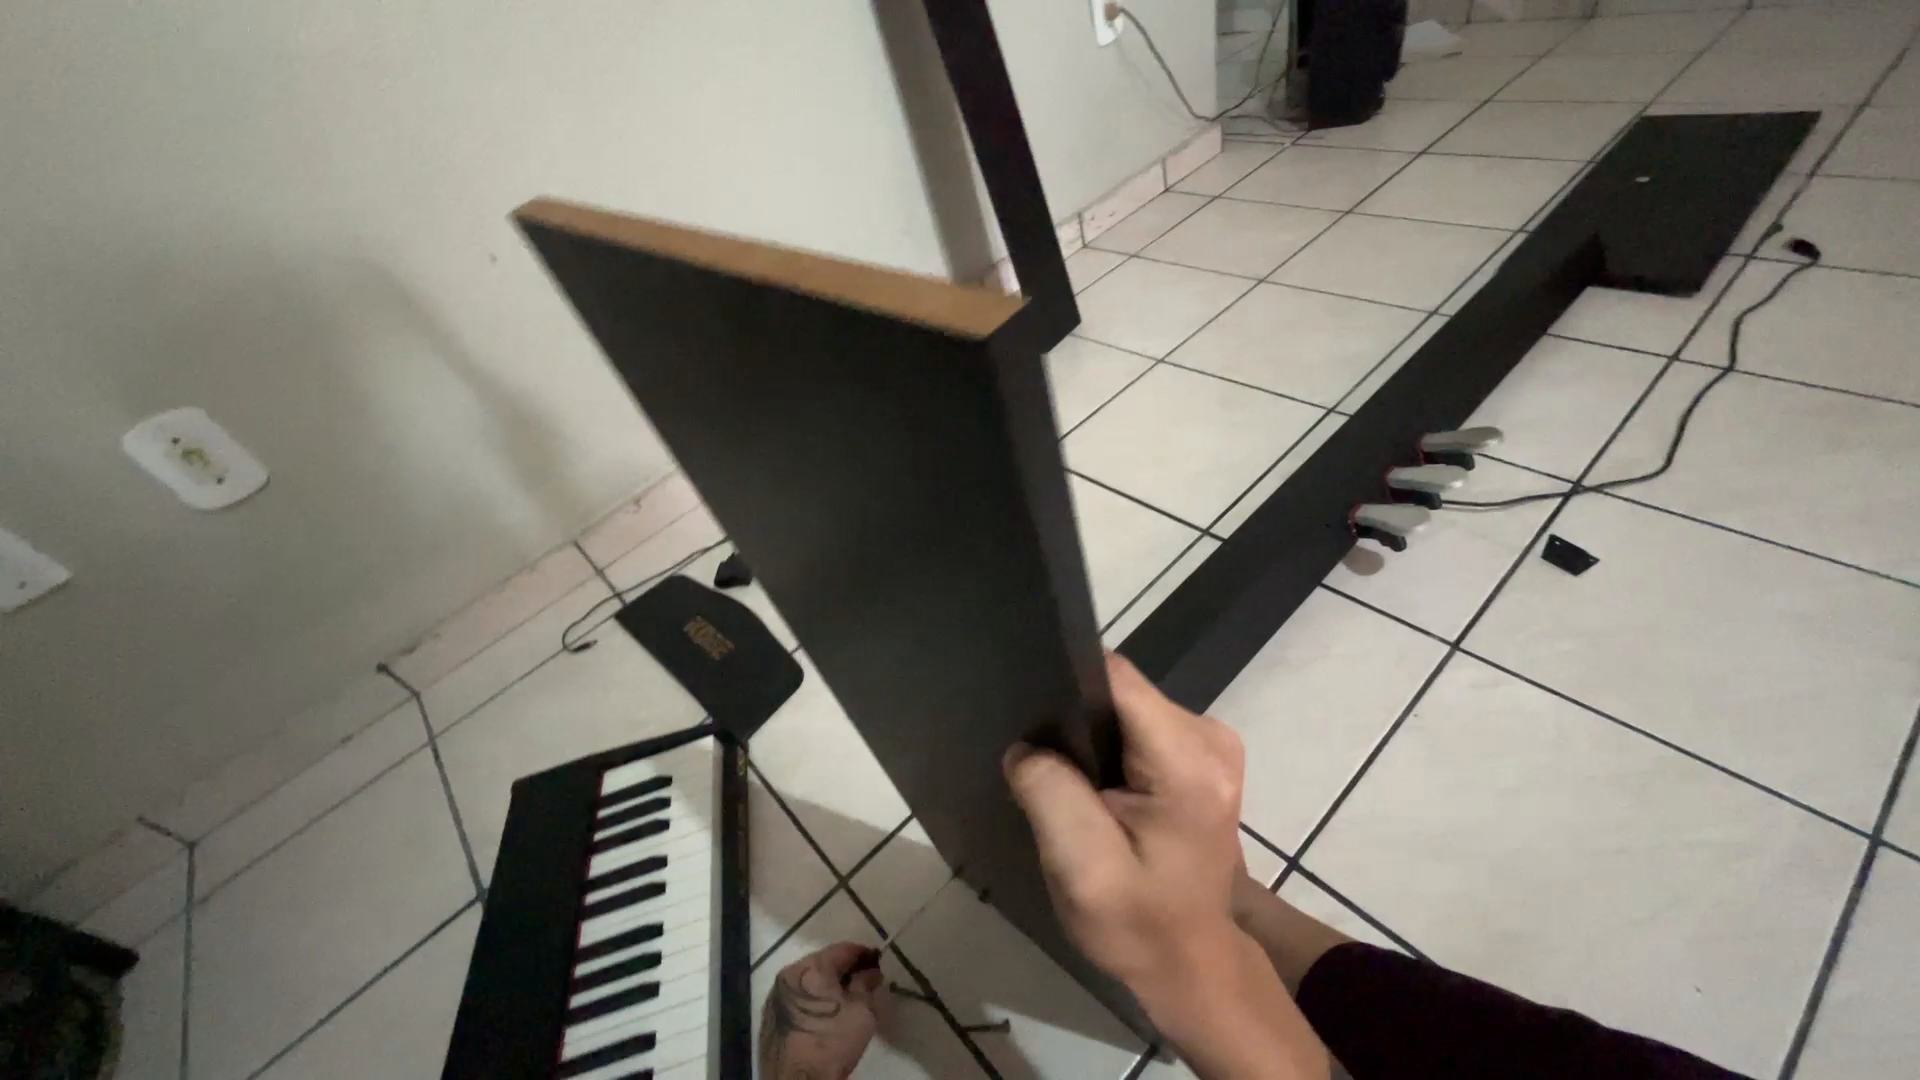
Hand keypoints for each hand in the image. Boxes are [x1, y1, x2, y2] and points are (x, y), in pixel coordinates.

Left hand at [758, 943, 882, 1078]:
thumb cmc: (833, 1042)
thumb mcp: (862, 1010)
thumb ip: (866, 984)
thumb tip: (871, 972)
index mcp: (810, 967)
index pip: (842, 949)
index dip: (864, 954)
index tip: (878, 962)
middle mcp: (788, 975)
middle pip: (823, 963)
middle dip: (845, 969)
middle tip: (864, 980)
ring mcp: (775, 998)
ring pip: (808, 981)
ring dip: (827, 985)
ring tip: (846, 997)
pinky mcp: (770, 1019)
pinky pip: (797, 999)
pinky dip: (813, 1000)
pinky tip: (826, 1013)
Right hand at [1004, 654, 1327, 1078]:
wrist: (1188, 962)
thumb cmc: (1137, 924)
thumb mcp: (1082, 870)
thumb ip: (1050, 793)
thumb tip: (1026, 745)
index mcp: (1190, 761)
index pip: (1116, 681)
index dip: (1068, 689)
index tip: (1034, 724)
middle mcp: (1210, 736)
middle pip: (1121, 693)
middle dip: (1076, 722)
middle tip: (1046, 770)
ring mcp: (1210, 743)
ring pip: (1125, 707)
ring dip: (1092, 737)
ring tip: (1070, 783)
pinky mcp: (1200, 754)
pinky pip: (1137, 725)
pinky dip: (1110, 749)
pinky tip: (1095, 787)